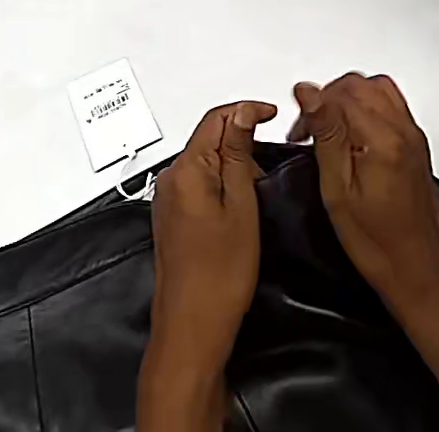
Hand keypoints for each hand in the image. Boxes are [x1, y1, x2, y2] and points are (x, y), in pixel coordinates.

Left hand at [151, 100, 278, 351]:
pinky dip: (220, 182)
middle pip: (208, 137)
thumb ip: (239, 153)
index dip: (246, 110)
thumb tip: (242, 114)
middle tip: (270, 155)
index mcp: (187, 169)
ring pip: (205, 160)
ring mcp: (168, 198)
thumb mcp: (242, 205)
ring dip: (231, 161)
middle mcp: (171, 178)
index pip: (216, 118)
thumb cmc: (219, 276)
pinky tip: (239, 204)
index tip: (270, 114)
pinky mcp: (171, 215)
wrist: (192, 327)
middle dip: (240, 138)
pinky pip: (198, 182)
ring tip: (257, 186)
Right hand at [288, 74, 438, 311]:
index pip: (339, 95)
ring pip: (374, 88)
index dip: (311, 109)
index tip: (299, 131)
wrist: (419, 273)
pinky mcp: (415, 143)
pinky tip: (352, 133)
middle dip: (327, 100)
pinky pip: (389, 102)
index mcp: (383, 140)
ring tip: (330, 130)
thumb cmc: (378, 244)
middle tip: (310, 131)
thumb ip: (325, 133)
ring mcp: (413, 135)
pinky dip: (366, 105)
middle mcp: (403, 130)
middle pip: (356, 85)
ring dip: (347, 99)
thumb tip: (308, 92)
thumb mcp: (337, 190)